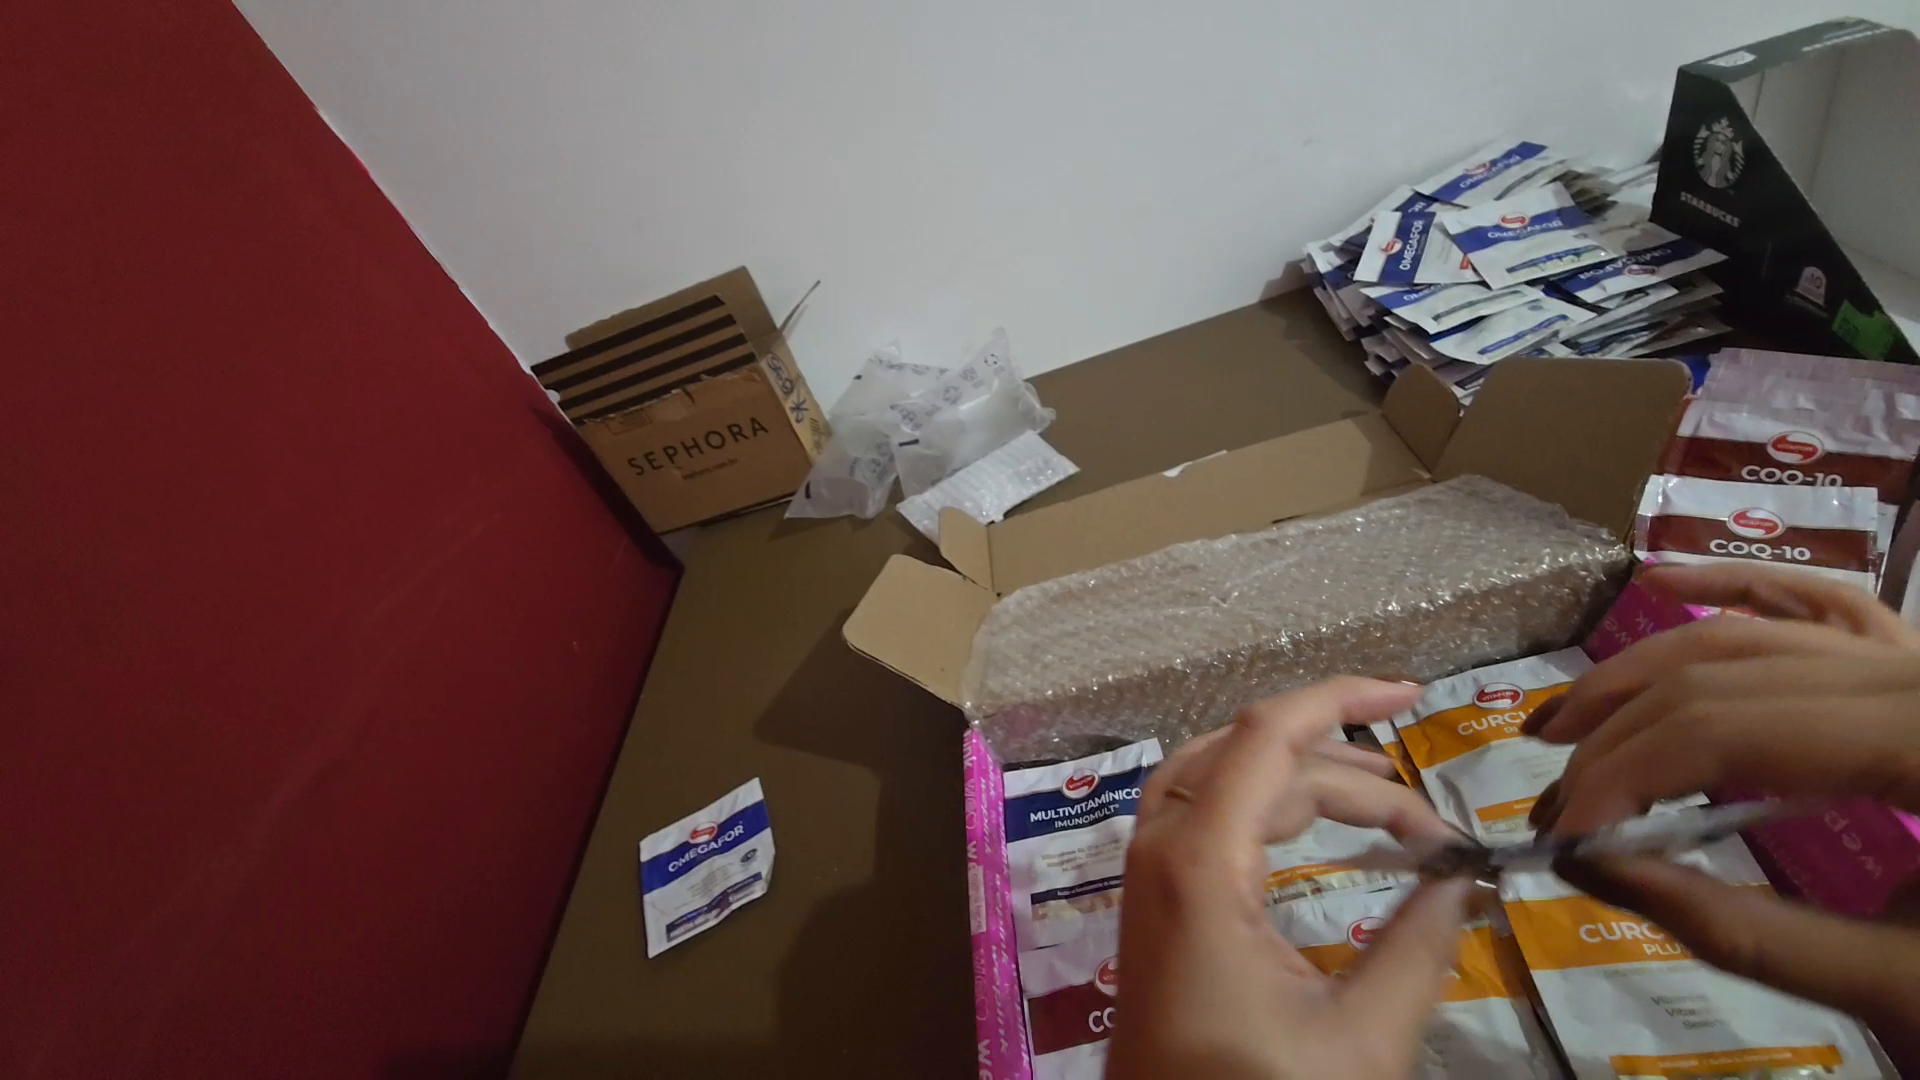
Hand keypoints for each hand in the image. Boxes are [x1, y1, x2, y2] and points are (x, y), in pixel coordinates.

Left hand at [1108, 678, 1475, 1079]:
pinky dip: (1264, 801)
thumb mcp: (1359, 1042)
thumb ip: (1417, 951)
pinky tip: (1312, 824)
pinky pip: (1206, 808)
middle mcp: (1162, 841)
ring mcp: (1150, 861)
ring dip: (1302, 776)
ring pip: (1225, 775)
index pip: (1264, 735)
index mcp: (1199, 860)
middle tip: (1431, 823)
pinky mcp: (1155, 886)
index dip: (1337, 698)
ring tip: (1387, 806)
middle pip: (1253, 758)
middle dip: (1346, 770)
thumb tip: (1462, 881)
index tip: (1411, 694)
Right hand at [1523, 562, 1919, 1051]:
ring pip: (1745, 639)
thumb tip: (1589, 868)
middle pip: (1713, 681)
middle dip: (1613, 741)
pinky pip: (1822, 608)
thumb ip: (1745, 931)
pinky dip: (1736, 591)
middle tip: (1553, 800)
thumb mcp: (1917, 989)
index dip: (1619, 775)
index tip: (1563, 835)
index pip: (1718, 731)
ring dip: (1636, 676)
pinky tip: (1663, 581)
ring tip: (1563, 721)